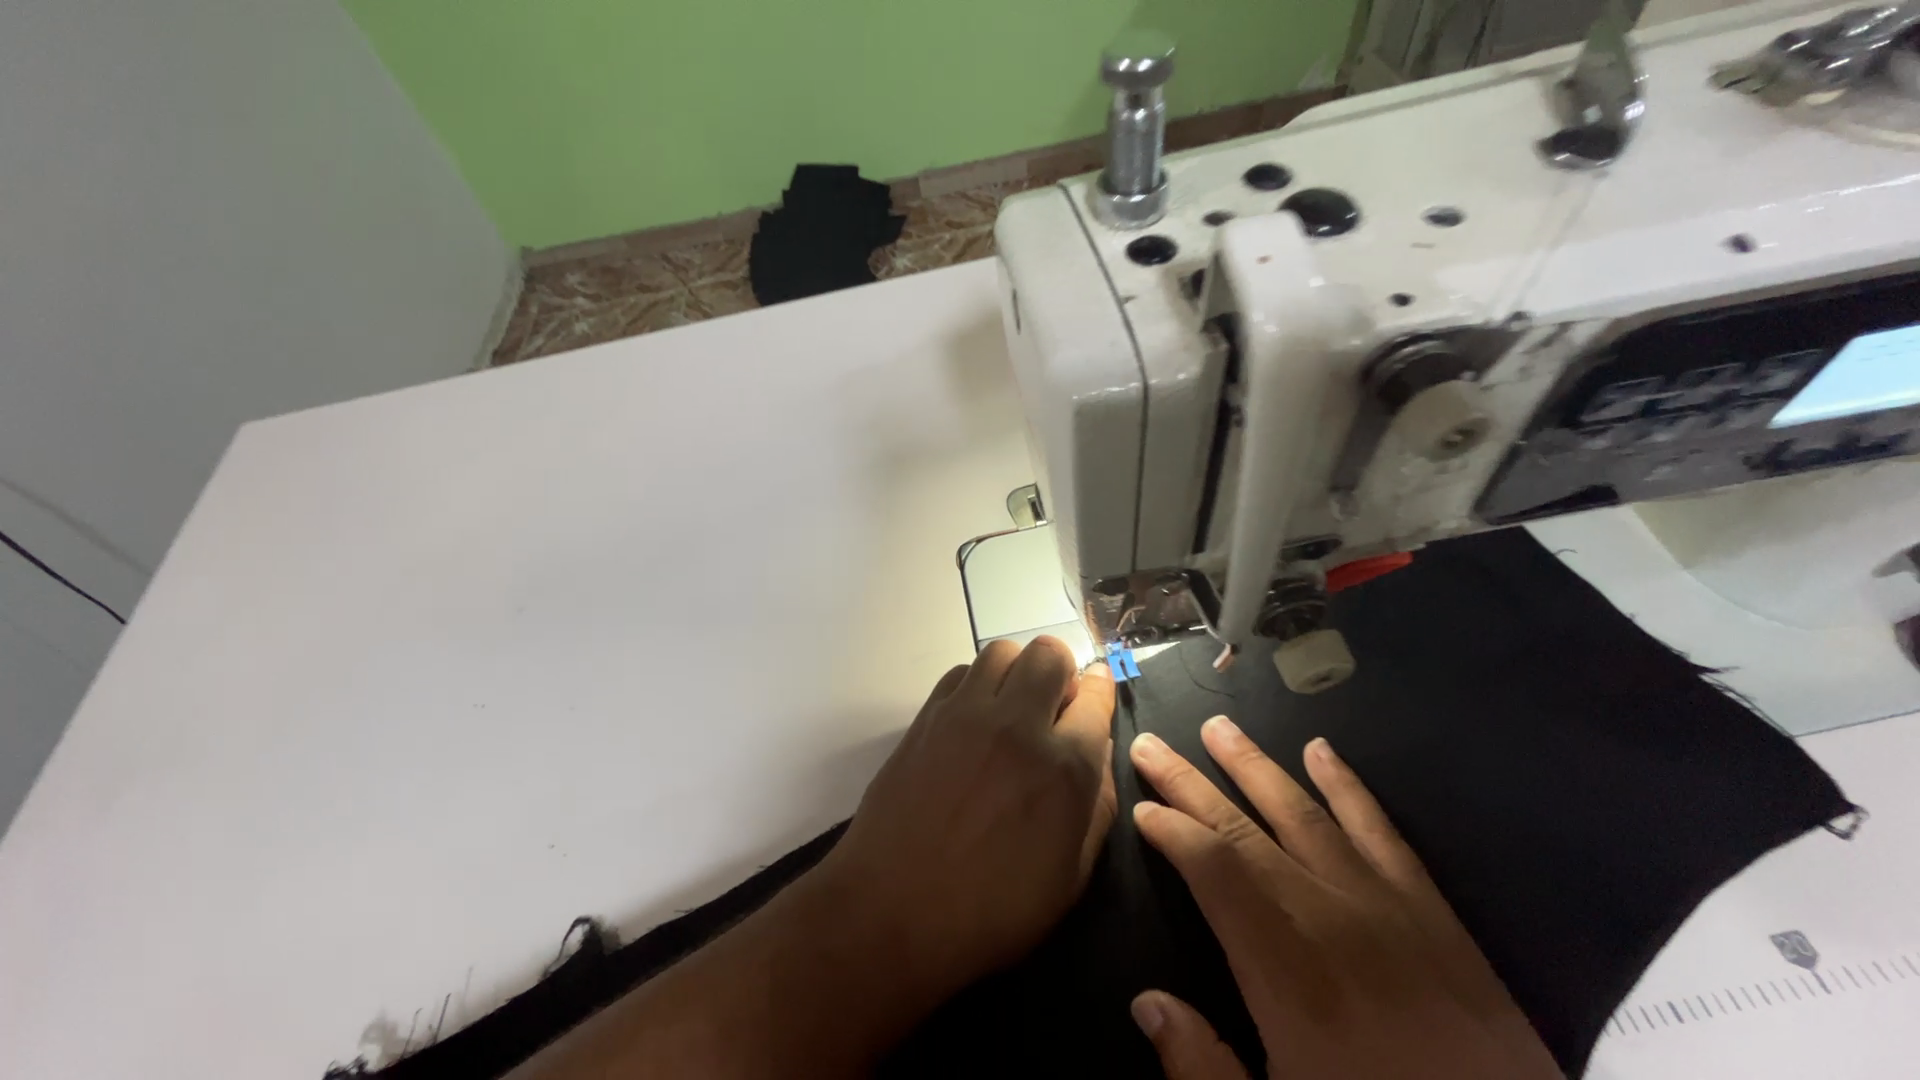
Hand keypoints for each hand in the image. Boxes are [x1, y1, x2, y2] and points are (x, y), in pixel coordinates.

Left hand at [817, 636, 1116, 1002]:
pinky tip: (974, 721)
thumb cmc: (992, 912)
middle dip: (1062, 673)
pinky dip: (977, 684)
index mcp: (1064, 768)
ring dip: (1018, 671)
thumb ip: (1096, 805)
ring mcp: (965, 715)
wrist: (893, 911)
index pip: (1096, 696)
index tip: (1096, 696)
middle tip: (1054, 708)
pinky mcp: (926, 718)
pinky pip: (961, 673)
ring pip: (1002, 651)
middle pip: (1049, 654)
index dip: (1101, 691)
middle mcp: (1017, 725)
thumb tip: (1097, 749)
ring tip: (1013, 708)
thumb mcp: (1071, 877)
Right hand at [1126, 719, 1561, 1079]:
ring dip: (1255, 767)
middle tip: (1150, 745)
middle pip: (1246, 831)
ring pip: (1305, 814)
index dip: (1172, 832)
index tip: (1142, 809)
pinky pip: (1380, 829)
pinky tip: (1321, 751)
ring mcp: (1385, 905)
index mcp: (1286, 974)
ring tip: (1219, 729)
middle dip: (1190, 784)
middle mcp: (1328, 919)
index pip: (1214, 872)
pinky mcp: (1431, 909)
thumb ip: (1203, 1067)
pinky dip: (1347, 785)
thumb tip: (1147, 1002)